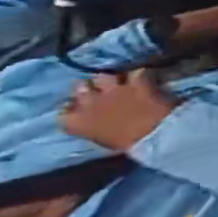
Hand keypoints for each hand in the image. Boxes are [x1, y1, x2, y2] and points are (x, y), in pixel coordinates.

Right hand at [61, 69, 177, 152]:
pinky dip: (139, 75)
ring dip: (109, 79)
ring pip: (102, 76)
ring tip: (117, 82)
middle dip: (86, 87)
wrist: (155, 135)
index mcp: (78, 123)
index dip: (71, 109)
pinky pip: (135, 73)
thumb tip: (90, 121)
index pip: (62, 113)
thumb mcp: (101, 138)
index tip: (78, 109)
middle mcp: (90, 103)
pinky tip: (143, 78)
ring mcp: (113, 90)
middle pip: (78, 87)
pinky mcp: (135, 82)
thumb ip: (91, 126)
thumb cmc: (127, 143)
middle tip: (96, 90)